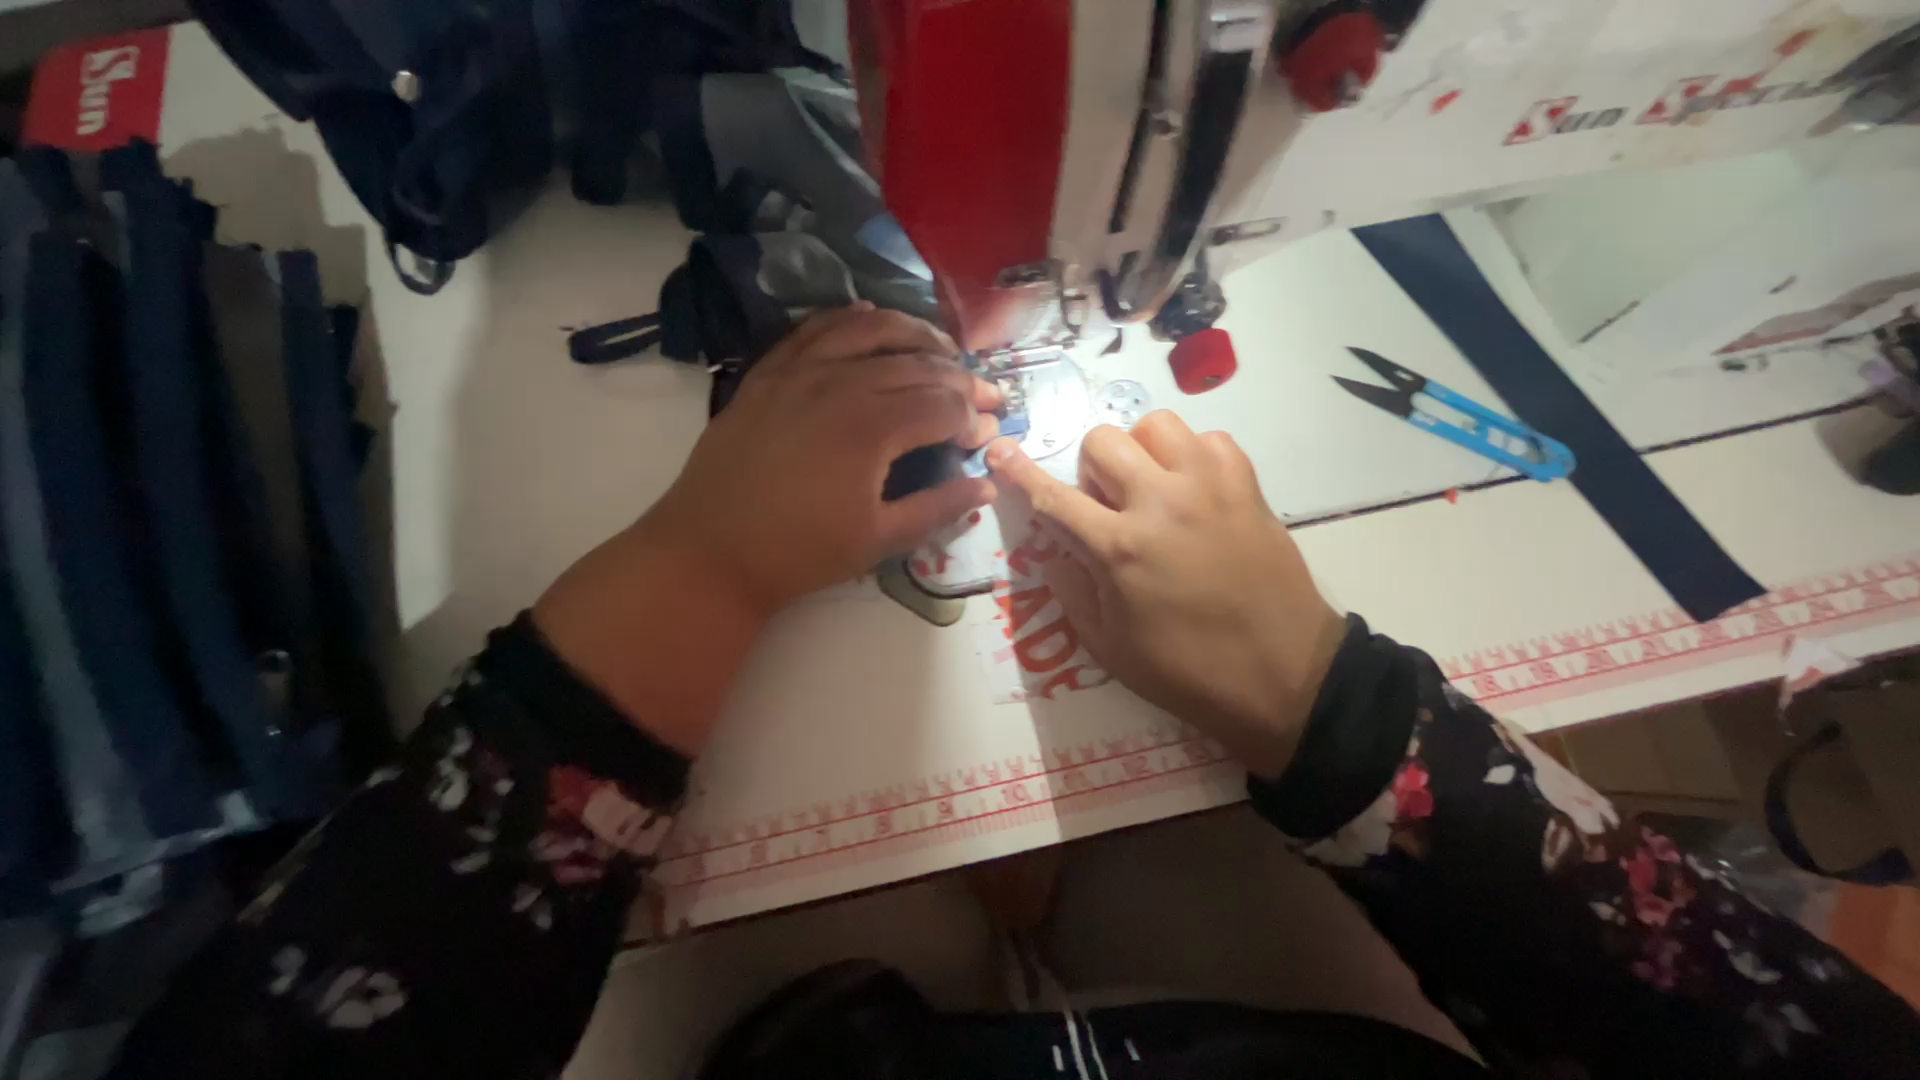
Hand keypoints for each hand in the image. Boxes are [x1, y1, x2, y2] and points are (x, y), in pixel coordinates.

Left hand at [535, 306, 1000, 753]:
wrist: (710, 551)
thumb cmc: (798, 553)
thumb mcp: (877, 540)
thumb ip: (937, 508)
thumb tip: (986, 486)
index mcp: (872, 427)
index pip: (942, 405)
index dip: (974, 417)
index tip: (990, 434)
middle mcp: (840, 384)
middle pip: (916, 364)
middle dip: (960, 378)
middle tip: (985, 394)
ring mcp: (800, 373)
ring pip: (869, 333)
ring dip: (915, 335)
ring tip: (943, 348)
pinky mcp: (769, 375)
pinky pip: (814, 331)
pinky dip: (847, 320)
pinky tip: (869, 316)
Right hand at [986, 411, 1345, 777]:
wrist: (1282, 677)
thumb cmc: (1186, 671)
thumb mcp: (1109, 647)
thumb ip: (1072, 591)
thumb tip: (1054, 551)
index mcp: (1119, 549)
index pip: (1054, 497)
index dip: (1020, 472)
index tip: (1000, 450)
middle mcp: (1160, 503)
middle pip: (1103, 441)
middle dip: (1092, 468)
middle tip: (1108, 503)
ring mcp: (1209, 488)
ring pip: (1158, 425)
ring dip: (1142, 450)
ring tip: (1153, 487)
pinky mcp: (1249, 488)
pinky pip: (1211, 440)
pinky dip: (1194, 456)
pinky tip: (1196, 490)